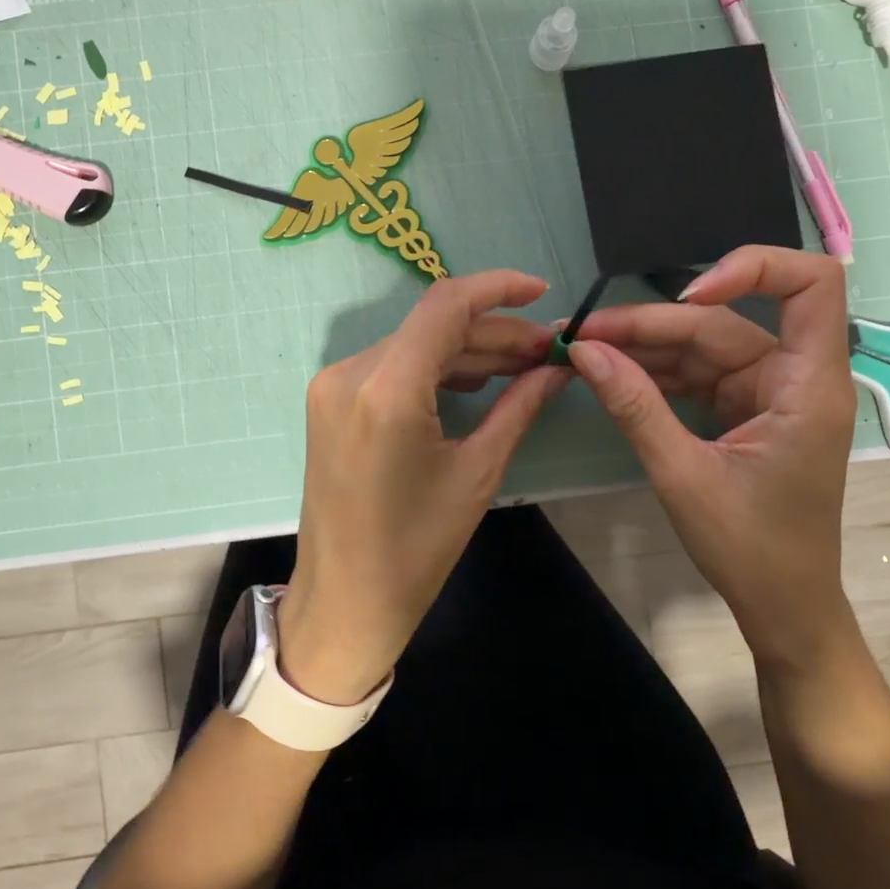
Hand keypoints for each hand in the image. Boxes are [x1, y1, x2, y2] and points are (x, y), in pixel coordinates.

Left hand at [279, 272, 571, 704]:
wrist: (346, 599)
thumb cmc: (416, 548)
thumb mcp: (477, 473)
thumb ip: (519, 407)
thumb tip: (558, 368)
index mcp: (386, 388)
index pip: (446, 306)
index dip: (499, 289)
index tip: (542, 293)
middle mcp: (351, 373)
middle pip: (432, 327)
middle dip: (494, 333)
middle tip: (548, 351)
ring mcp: (334, 387)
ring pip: (412, 346)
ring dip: (466, 351)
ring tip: (524, 367)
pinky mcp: (331, 404)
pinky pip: (390, 368)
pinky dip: (433, 369)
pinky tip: (475, 381)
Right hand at [568, 247, 857, 661]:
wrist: (782, 604)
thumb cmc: (750, 547)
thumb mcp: (683, 475)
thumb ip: (635, 407)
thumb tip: (584, 351)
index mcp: (807, 386)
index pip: (811, 284)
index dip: (754, 267)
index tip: (687, 295)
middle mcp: (795, 378)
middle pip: (726, 320)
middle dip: (653, 324)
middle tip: (583, 334)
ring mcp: (770, 394)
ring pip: (706, 346)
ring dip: (647, 348)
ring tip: (584, 351)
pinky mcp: (748, 412)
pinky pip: (700, 376)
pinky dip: (658, 374)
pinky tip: (612, 374)